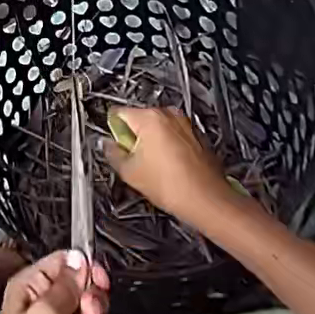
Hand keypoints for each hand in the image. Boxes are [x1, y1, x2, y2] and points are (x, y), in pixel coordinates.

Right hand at [102, 106, 236, 222]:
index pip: (118, 113)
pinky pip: (173, 134)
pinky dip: (168, 146)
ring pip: (157, 127)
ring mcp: (185, 124)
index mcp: (149, 118)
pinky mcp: (196, 135)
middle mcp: (169, 114)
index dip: (113, 129)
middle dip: (133, 136)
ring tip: (152, 166)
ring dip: (151, 141)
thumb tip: (107, 145)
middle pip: (138, 119)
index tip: (115, 143)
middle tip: (133, 159)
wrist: (207, 201)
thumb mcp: (129, 171)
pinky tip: (168, 167)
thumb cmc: (175, 187)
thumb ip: (112, 152)